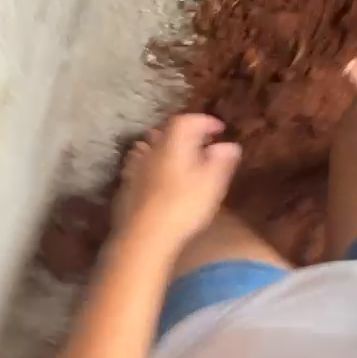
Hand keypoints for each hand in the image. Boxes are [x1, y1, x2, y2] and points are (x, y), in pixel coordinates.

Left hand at [113, 114, 241, 253]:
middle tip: (203, 144)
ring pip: (151, 148)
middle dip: (187, 134)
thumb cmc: (182, 207)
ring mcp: (135, 168)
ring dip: (168, 149)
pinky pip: (141, 166)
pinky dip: (154, 166)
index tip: (220, 130)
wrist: (143, 237)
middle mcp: (151, 150)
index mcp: (172, 144)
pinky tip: (159, 179)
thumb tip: (229, 145)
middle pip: (167, 132)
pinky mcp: (126, 186)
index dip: (205, 121)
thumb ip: (221, 161)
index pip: (187, 120)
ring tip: (182, 159)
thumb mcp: (211, 184)